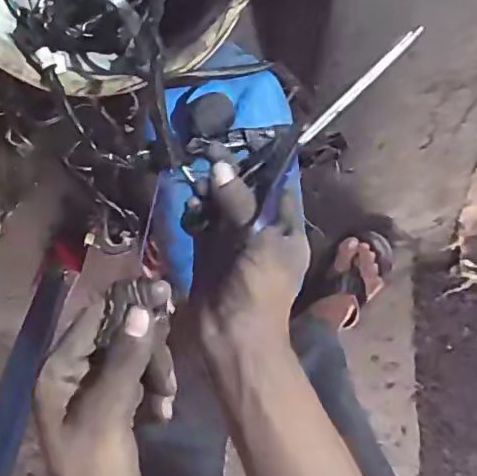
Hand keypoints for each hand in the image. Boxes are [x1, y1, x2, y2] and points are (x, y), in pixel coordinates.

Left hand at [33, 278, 173, 475]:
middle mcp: (72, 374)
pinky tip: (162, 413)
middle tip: (166, 378)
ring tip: (165, 402)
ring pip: (132, 357)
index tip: (166, 292)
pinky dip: (154, 391)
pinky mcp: (113, 410)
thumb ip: (125, 361)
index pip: (94, 317)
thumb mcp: (108, 417)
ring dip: (155, 372)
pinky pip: (138, 381)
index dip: (129, 302)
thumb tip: (142, 310)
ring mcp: (94, 392)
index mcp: (58, 370)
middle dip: (147, 348)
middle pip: (117, 334)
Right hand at [188, 149, 309, 355]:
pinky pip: (201, 222)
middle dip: (227, 174)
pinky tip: (190, 206)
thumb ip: (240, 202)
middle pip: (244, 191)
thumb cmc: (259, 288)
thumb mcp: (258, 240)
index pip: (278, 186)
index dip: (261, 163)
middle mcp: (260, 230)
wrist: (234, 335)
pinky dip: (195, 211)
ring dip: (208, 191)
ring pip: (220, 204)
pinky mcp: (207, 250)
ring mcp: (232, 240)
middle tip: (206, 156)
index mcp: (285, 228)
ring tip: (195, 182)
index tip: (237, 140)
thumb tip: (220, 165)